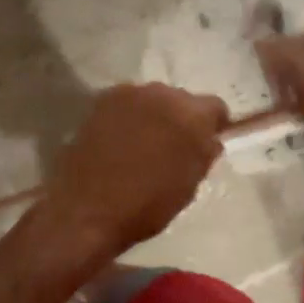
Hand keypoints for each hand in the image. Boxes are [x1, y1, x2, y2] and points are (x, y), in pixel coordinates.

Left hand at [36, 83, 228, 255]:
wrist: (88, 209)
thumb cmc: (147, 205)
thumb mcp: (188, 186)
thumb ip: (203, 154)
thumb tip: (209, 139)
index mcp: (191, 115)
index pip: (215, 107)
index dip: (213, 125)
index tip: (207, 142)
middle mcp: (161, 93)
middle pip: (181, 99)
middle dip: (181, 118)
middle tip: (173, 145)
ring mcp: (128, 94)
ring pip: (152, 99)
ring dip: (154, 115)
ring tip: (144, 143)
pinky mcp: (101, 101)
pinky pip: (126, 104)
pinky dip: (129, 117)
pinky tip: (120, 140)